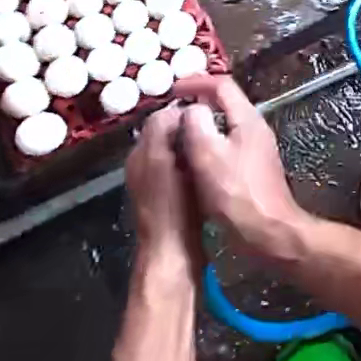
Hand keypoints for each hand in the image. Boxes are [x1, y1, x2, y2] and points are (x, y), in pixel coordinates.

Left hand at [126, 103, 202, 277]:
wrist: (174, 254)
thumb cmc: (169, 206)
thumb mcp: (159, 159)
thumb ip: (160, 129)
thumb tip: (175, 109)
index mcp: (140, 154)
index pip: (161, 118)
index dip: (183, 110)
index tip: (209, 107)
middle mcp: (148, 166)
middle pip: (173, 134)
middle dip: (193, 127)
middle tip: (219, 123)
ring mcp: (164, 183)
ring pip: (184, 151)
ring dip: (199, 145)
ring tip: (220, 140)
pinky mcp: (179, 198)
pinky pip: (192, 169)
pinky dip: (202, 163)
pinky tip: (216, 165)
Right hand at [173, 75, 310, 263]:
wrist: (270, 232)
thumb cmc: (236, 194)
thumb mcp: (208, 155)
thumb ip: (197, 125)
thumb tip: (192, 109)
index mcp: (247, 119)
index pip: (222, 85)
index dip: (196, 82)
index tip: (173, 89)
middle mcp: (255, 128)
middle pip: (226, 102)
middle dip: (199, 100)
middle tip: (173, 106)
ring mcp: (257, 148)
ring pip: (226, 124)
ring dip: (203, 122)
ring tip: (178, 129)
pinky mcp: (254, 167)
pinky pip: (227, 143)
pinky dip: (209, 141)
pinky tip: (193, 156)